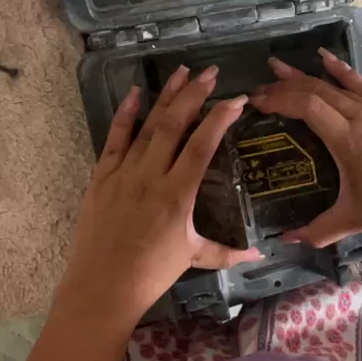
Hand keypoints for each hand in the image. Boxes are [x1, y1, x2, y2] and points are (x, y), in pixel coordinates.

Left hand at [55, 65, 260, 326]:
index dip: (220, 118)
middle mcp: (150, 176)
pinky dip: (125, 115)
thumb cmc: (152, 274)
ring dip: (166, 97)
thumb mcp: (194, 258)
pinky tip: (134, 93)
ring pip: (147, 126)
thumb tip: (260, 254)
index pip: (202, 145)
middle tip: (210, 72)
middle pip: (174, 125)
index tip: (236, 99)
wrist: (101, 288)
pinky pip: (114, 139)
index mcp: (177, 194)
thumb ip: (228, 252)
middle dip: (194, 95)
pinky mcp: (101, 178)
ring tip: (182, 72)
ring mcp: (123, 174)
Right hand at [250, 48, 361, 245]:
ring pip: (334, 84)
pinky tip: (324, 58)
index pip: (306, 106)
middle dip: (284, 87)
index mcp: (347, 139)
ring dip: (304, 75)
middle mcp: (359, 116)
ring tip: (277, 68)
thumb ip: (317, 230)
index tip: (256, 103)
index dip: (279, 100)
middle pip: (315, 90)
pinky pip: (358, 83)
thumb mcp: (353, 219)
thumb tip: (285, 239)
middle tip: (258, 91)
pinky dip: (338, 69)